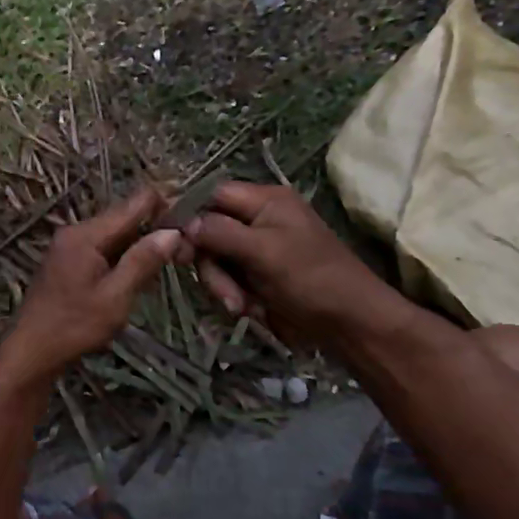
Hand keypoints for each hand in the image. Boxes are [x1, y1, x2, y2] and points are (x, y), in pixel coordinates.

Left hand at [0, 189, 183, 381]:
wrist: (32, 352)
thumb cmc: (75, 327)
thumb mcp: (116, 296)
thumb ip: (143, 261)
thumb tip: (173, 232)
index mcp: (87, 234)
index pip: (135, 202)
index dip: (166, 208)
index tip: (189, 227)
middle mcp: (76, 231)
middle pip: (126, 217)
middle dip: (156, 229)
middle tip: (184, 254)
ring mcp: (69, 245)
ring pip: (116, 234)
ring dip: (142, 245)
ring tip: (167, 264)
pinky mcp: (68, 260)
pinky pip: (104, 247)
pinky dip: (124, 256)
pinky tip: (140, 274)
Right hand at [184, 182, 399, 349]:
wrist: (351, 323)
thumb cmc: (312, 278)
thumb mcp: (263, 251)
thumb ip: (220, 233)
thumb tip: (183, 223)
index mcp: (265, 201)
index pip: (212, 195)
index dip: (188, 214)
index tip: (168, 240)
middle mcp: (259, 220)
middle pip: (209, 232)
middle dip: (212, 265)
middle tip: (224, 291)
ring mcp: (258, 250)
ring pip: (216, 261)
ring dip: (223, 287)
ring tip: (242, 307)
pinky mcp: (259, 277)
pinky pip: (230, 281)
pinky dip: (235, 297)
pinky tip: (253, 311)